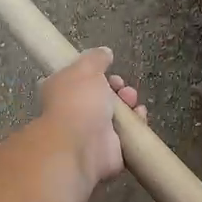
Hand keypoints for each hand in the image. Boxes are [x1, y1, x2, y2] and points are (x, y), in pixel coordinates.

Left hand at [35, 48, 145, 185]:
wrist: (81, 145)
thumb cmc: (78, 101)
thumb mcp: (85, 69)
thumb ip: (95, 59)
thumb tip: (105, 52)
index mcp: (61, 91)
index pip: (80, 80)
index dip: (97, 73)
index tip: (109, 70)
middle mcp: (75, 112)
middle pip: (102, 96)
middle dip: (117, 88)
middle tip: (123, 88)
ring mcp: (93, 132)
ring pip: (117, 115)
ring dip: (129, 104)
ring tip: (132, 101)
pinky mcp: (111, 150)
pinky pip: (128, 134)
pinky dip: (137, 124)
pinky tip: (140, 116)